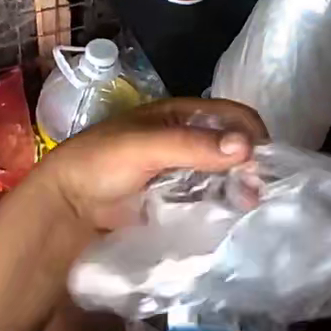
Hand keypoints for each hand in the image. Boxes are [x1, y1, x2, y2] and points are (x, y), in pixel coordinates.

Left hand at [27, 97, 267, 230]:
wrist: (65, 206)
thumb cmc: (101, 162)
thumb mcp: (146, 146)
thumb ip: (194, 145)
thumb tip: (247, 147)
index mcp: (182, 114)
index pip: (231, 115)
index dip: (252, 132)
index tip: (264, 161)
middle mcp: (188, 138)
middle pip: (234, 144)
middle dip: (251, 162)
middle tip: (259, 188)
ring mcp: (183, 169)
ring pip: (225, 172)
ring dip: (241, 184)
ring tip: (249, 205)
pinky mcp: (178, 198)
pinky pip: (211, 196)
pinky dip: (226, 202)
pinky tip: (233, 215)